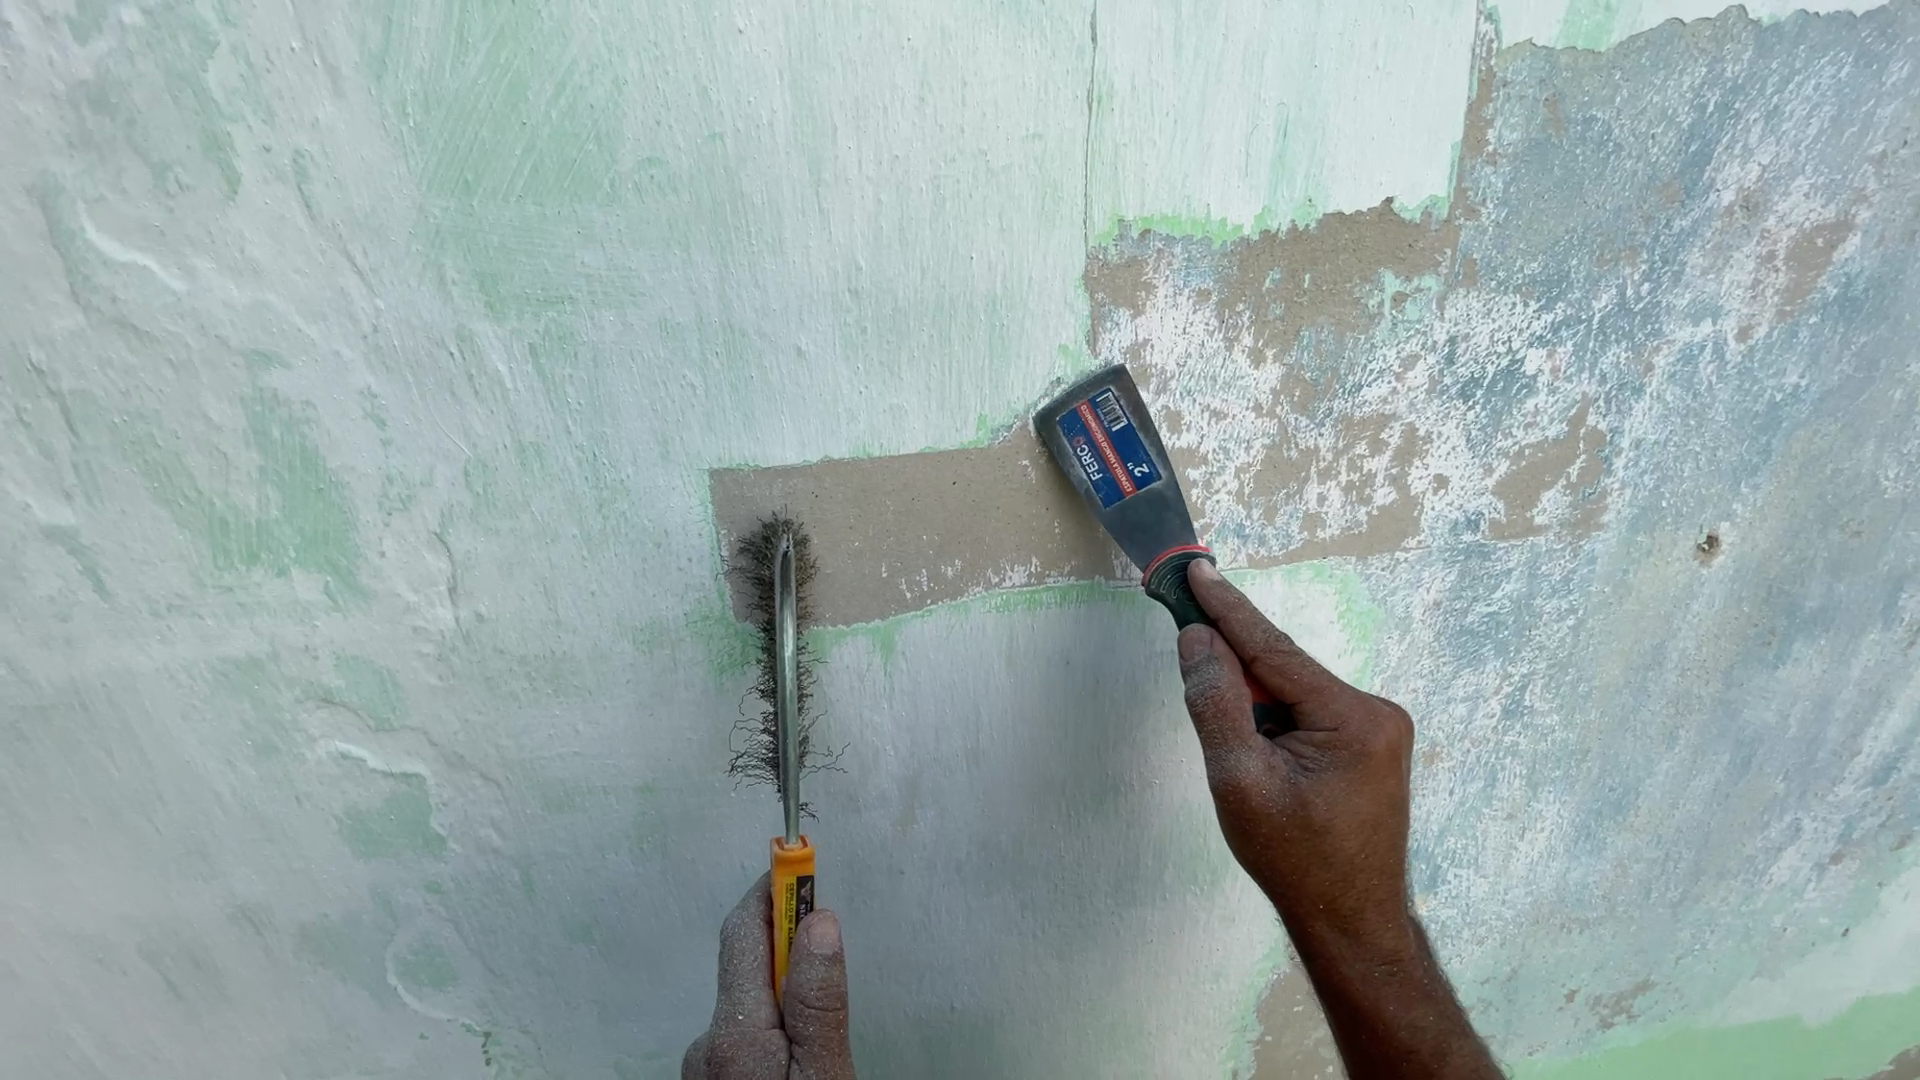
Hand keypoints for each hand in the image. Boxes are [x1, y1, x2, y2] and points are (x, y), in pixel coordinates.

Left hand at [683, 874, 857, 1079]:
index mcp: (733, 1031)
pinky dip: (773, 1022)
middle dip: (787, 945)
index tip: (806, 868)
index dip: (774, 891)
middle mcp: (707, 1041)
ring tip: (823, 1025)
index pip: (745, 931)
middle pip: (748, 965)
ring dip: (783, 990)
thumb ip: (819, 1002)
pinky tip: (800, 1053)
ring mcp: (703, 1066)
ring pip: (750, 1001)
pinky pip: (745, 1030)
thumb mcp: (824, 1072)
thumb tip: (819, 920)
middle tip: (831, 949)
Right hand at [1177, 560, 1499, 1078]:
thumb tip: (1198, 638)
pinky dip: (1267, 716)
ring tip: (1236, 755)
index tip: (1196, 568)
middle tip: (1189, 655)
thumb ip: (1215, 701)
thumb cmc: (1293, 859)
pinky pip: (1301, 710)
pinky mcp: (1366, 743)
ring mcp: (1375, 727)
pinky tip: (1256, 753)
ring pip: (1287, 690)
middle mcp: (1373, 710)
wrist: (1352, 924)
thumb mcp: (1238, 779)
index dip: (1226, 607)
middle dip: (1231, 665)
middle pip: (1280, 668)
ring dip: (1249, 701)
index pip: (1272, 648)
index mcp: (1351, 716)